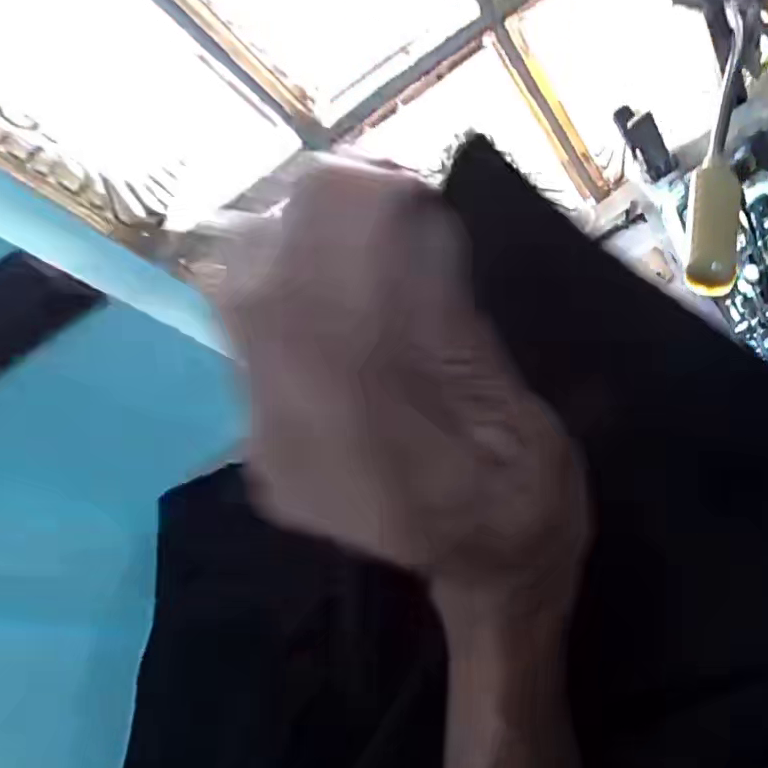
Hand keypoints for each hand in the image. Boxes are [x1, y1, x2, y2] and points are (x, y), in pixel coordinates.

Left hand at [215, 154, 588, 620]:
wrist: (492, 581)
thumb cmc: (533, 514)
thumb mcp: (531, 433)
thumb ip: (468, 345)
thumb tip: (422, 234)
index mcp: (380, 452)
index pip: (329, 301)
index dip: (360, 221)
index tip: (414, 187)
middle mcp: (296, 449)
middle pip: (259, 285)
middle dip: (320, 212)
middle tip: (389, 193)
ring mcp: (266, 450)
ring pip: (234, 300)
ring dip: (296, 238)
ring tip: (365, 226)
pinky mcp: (260, 444)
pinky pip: (245, 333)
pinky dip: (288, 281)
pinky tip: (342, 283)